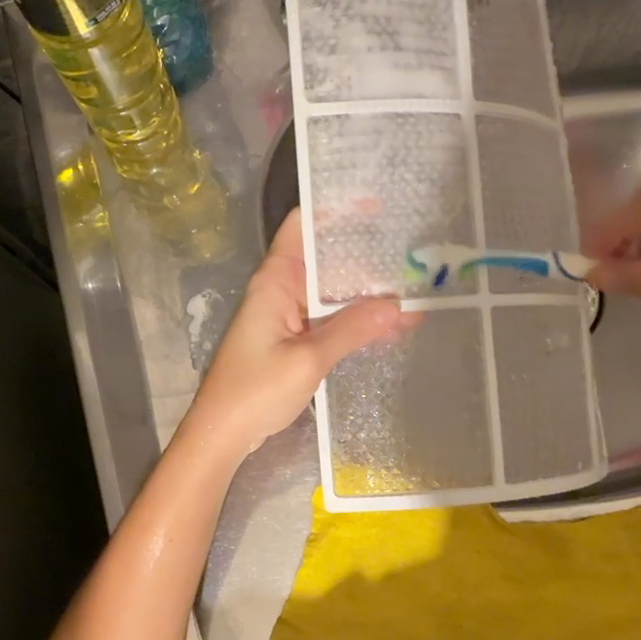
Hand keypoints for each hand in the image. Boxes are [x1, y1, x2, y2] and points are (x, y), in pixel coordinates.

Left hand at [177, 208, 410, 460]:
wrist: (223, 434)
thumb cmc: (255, 391)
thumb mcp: (307, 359)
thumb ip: (351, 330)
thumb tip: (397, 305)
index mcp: (275, 281)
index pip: (302, 226)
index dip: (335, 209)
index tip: (377, 205)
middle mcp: (281, 291)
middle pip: (325, 259)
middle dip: (365, 254)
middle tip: (413, 248)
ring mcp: (288, 318)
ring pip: (333, 294)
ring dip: (368, 293)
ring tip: (417, 286)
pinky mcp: (294, 342)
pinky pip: (331, 321)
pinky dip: (359, 321)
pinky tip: (394, 326)